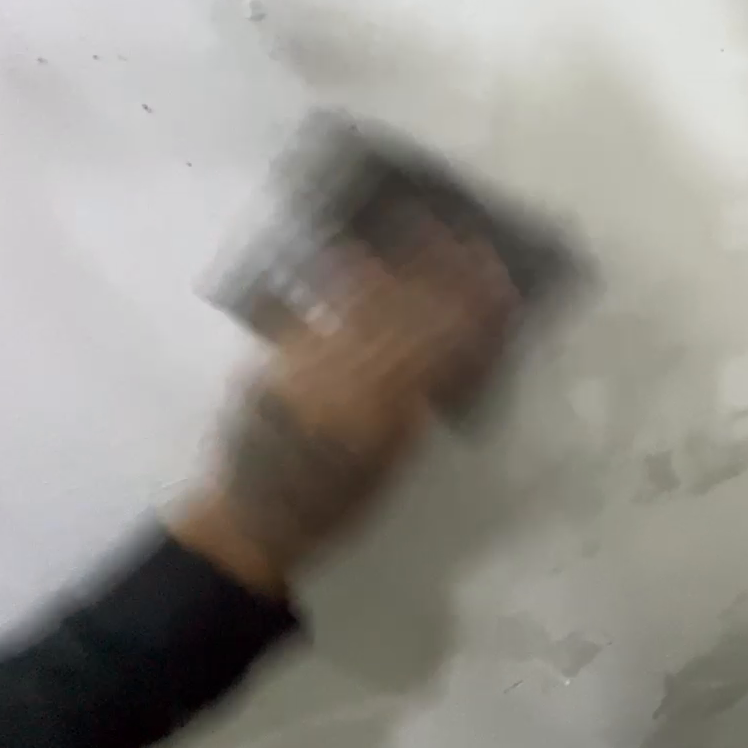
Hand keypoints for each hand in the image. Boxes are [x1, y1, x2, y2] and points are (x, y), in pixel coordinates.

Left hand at [173, 215, 517, 595]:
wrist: (248, 522)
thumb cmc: (340, 502)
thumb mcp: (398, 458)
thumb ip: (424, 400)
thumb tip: (460, 350)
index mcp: (381, 412)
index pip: (441, 346)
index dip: (473, 309)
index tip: (499, 277)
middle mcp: (340, 382)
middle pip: (406, 316)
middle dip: (444, 275)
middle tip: (471, 237)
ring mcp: (301, 365)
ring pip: (363, 305)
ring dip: (398, 264)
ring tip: (421, 226)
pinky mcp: (274, 360)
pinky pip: (312, 310)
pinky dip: (336, 280)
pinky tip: (354, 249)